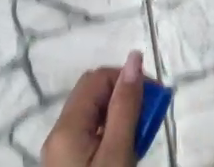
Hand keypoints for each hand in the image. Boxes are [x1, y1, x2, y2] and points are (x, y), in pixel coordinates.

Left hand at [42, 51, 145, 166]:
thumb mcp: (117, 151)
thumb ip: (125, 106)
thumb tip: (134, 57)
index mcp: (66, 125)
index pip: (99, 77)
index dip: (129, 79)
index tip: (156, 98)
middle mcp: (57, 132)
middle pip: (93, 94)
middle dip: (124, 96)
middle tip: (150, 115)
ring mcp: (59, 150)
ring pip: (92, 114)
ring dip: (119, 115)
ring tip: (141, 135)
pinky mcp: (65, 163)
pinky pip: (89, 134)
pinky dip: (110, 133)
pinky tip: (124, 149)